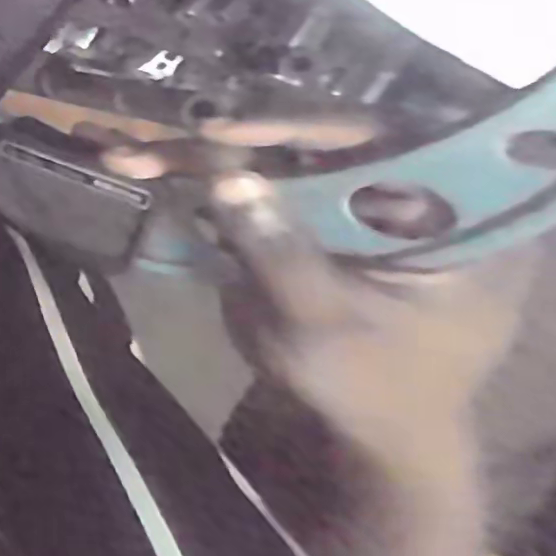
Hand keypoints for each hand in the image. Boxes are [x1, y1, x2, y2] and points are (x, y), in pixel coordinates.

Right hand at [98, 120, 536, 458]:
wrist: (357, 425)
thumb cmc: (367, 383)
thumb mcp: (324, 322)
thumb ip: (280, 251)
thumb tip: (227, 178)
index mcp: (441, 221)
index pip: (375, 147)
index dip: (295, 131)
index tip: (220, 134)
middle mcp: (381, 197)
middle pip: (289, 151)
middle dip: (205, 151)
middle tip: (138, 152)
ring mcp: (324, 206)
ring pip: (247, 165)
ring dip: (176, 159)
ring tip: (113, 153)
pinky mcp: (282, 219)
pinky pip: (228, 187)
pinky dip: (176, 175)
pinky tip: (126, 160)